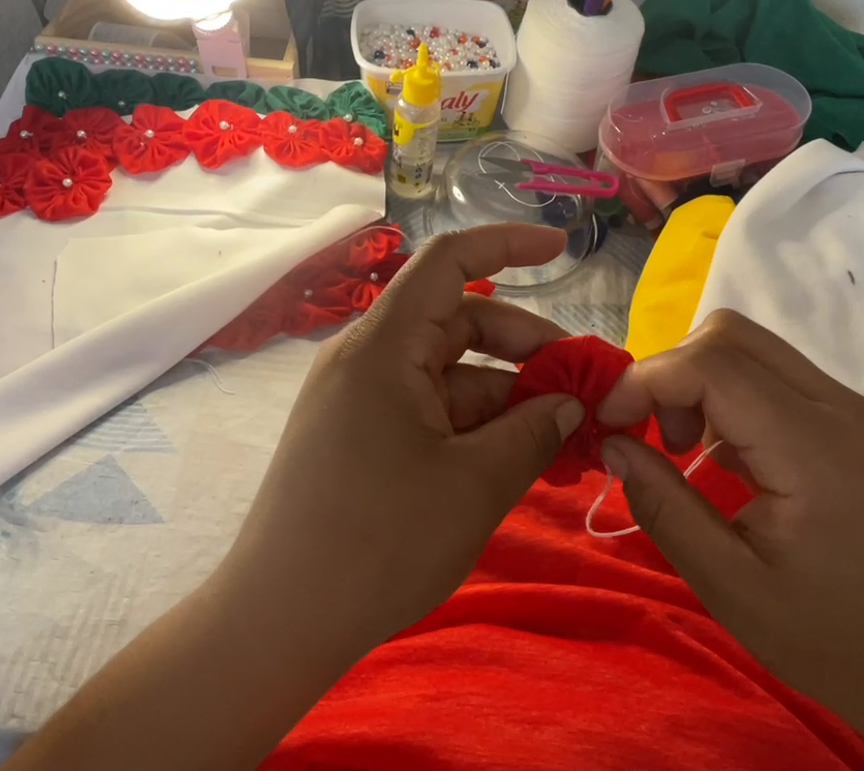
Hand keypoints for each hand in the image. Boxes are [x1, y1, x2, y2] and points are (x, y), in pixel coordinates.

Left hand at [216, 223, 583, 656]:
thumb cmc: (379, 543)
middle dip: (525, 347)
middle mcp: (365, 358)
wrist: (281, 619)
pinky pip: (427, 408)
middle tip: (582, 389)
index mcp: (382, 347)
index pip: (447, 263)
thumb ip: (533, 431)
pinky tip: (516, 459)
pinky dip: (474, 424)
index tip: (561, 248)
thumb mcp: (475, 484)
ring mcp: (358, 397)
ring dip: (505, 396)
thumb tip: (569, 403)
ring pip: (448, 372)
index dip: (507, 243)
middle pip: (457, 322)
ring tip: (562, 438)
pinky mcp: (357, 433)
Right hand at [596, 310, 863, 770]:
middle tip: (654, 438)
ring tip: (688, 452)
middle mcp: (839, 407)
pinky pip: (774, 375)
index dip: (644, 380)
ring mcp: (853, 409)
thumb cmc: (832, 637)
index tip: (609, 425)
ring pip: (751, 347)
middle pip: (730, 334)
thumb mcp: (729, 584)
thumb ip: (663, 505)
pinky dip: (730, 395)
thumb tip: (611, 445)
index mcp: (812, 447)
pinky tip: (728, 458)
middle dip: (670, 371)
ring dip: (699, 380)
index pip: (711, 364)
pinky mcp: (854, 421)